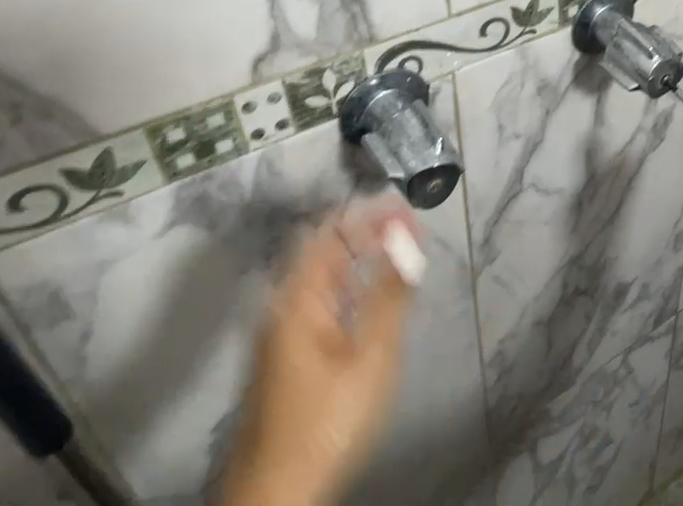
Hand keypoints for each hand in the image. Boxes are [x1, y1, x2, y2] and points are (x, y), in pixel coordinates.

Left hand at [220, 196, 427, 505]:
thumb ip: (390, 295)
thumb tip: (407, 240)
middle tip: (404, 225)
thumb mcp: (371, 356)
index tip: (403, 205)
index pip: (329, 234)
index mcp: (297, 299)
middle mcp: (282, 307)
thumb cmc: (327, 420)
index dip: (366, 214)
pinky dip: (347, 285)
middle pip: (321, 253)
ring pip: (319, 278)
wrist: (276, 491)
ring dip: (357, 259)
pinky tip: (368, 297)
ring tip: (396, 250)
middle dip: (363, 232)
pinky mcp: (285, 357)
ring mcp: (280, 333)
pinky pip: (317, 301)